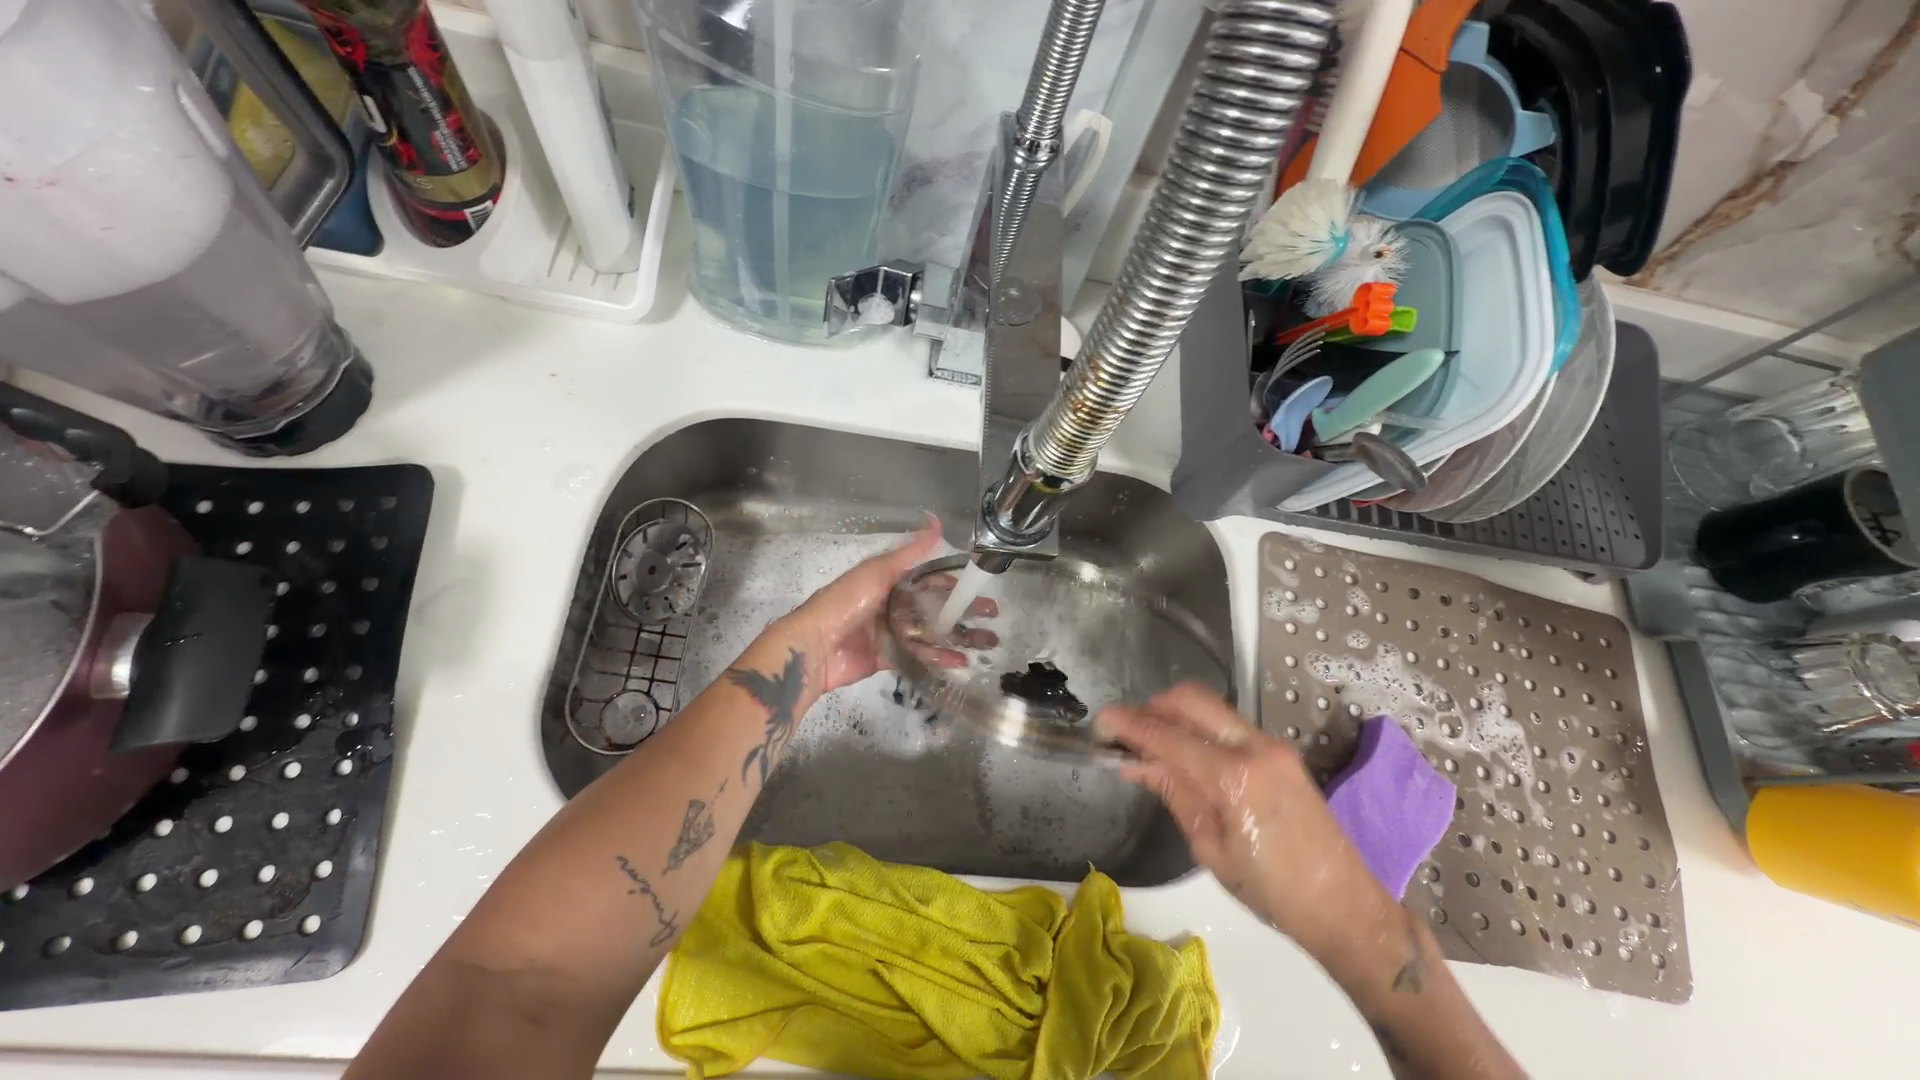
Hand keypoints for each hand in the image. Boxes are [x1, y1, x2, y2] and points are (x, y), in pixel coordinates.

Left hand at [774, 519, 995, 694]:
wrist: (813, 646)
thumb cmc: (845, 602)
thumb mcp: (878, 571)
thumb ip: (910, 552)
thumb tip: (936, 521)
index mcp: (889, 581)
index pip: (929, 580)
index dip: (956, 583)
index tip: (982, 588)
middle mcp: (892, 605)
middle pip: (934, 608)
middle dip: (963, 613)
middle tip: (993, 619)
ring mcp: (890, 633)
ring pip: (931, 634)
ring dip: (958, 638)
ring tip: (987, 643)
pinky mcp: (887, 658)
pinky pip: (918, 657)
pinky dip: (939, 659)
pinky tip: (961, 662)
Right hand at [1100, 683, 1396, 954]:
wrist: (1344, 905)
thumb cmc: (1272, 892)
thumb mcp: (1210, 848)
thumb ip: (1175, 793)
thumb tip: (1136, 762)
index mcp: (1233, 777)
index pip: (1168, 736)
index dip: (1129, 726)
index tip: (1101, 722)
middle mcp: (1255, 747)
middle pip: (1191, 700)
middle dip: (1152, 707)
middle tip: (1125, 730)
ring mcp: (1273, 745)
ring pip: (1211, 708)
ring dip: (1176, 715)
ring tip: (1149, 743)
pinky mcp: (1282, 752)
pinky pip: (1229, 725)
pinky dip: (1200, 728)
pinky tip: (1185, 753)